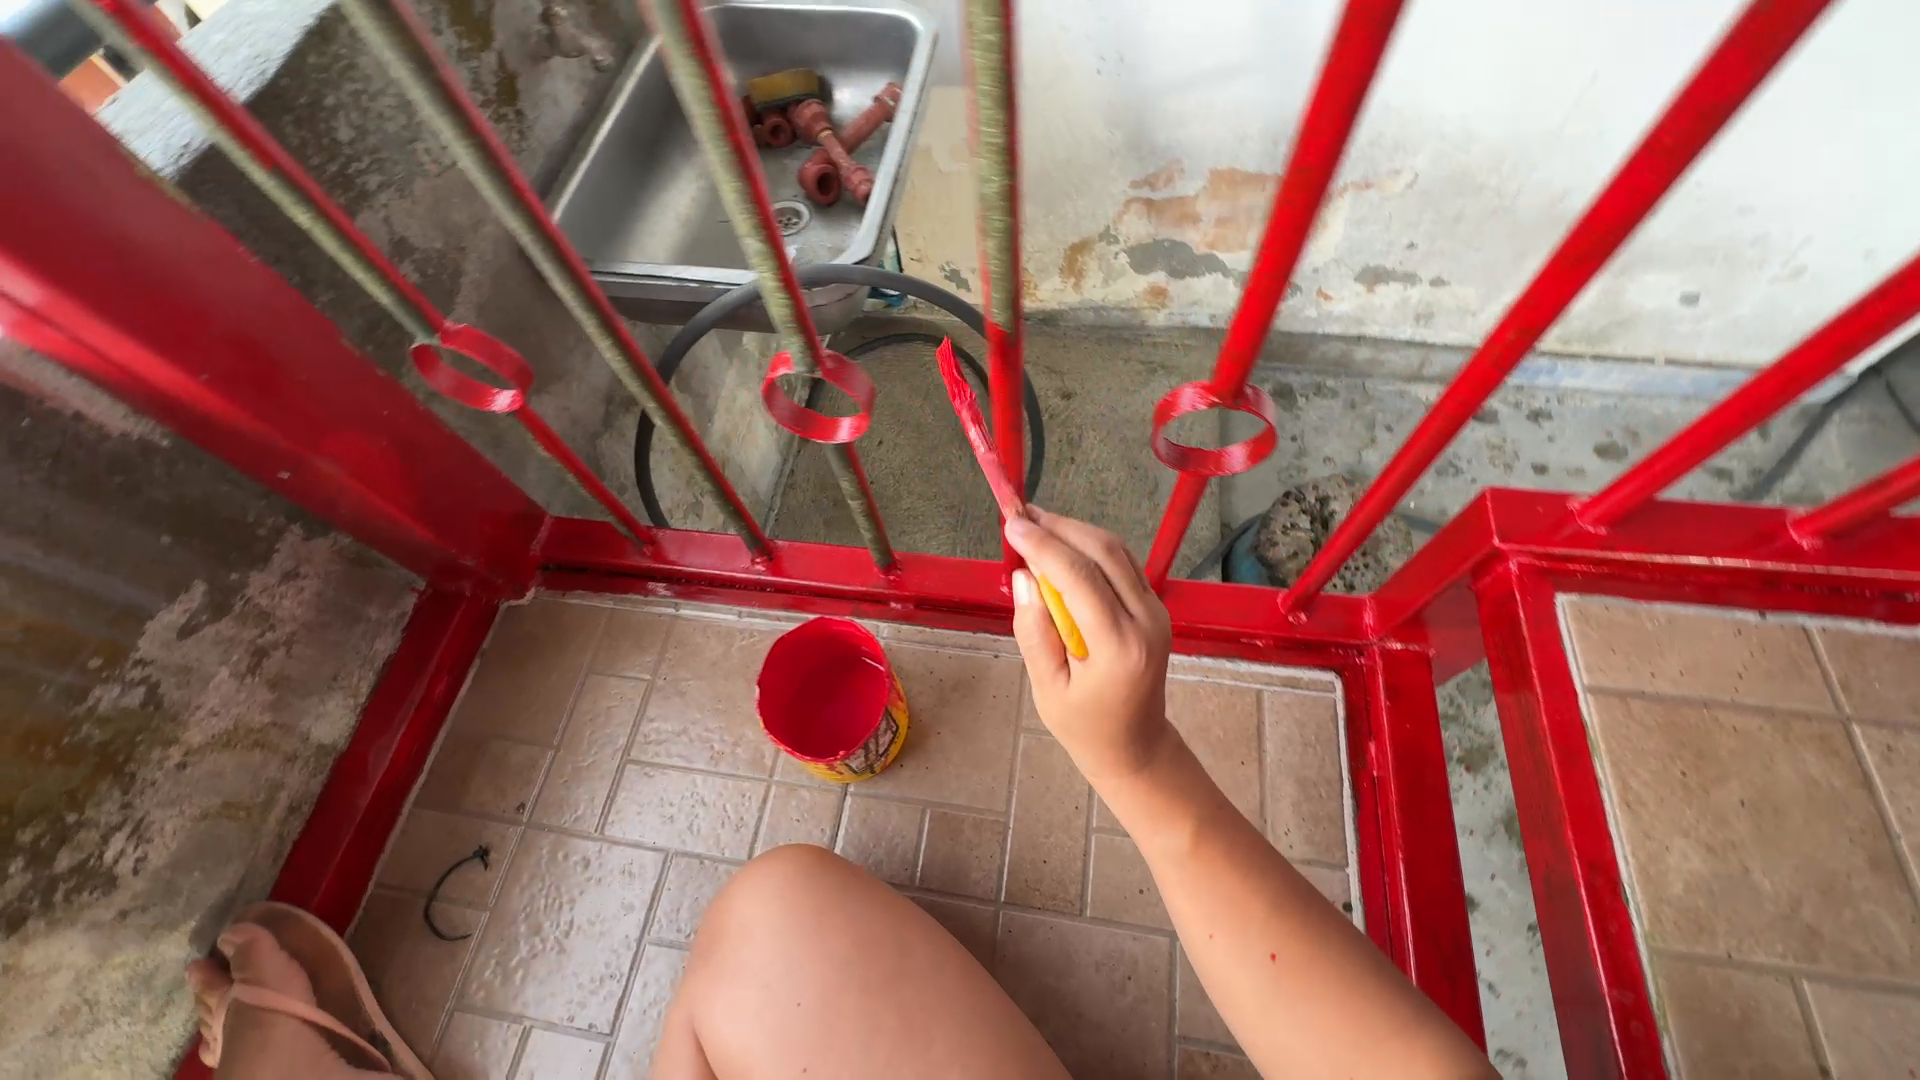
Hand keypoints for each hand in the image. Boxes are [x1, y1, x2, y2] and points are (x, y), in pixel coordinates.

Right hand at [1003, 507, 1174, 784]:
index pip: (1080, 578)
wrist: (1136, 746)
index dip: (1044, 545)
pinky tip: (1061, 544)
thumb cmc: (1084, 726)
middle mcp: (1146, 620)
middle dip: (1059, 527)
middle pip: (1104, 552)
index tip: (1012, 524)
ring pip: (1116, 550)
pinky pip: (1123, 563)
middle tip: (1019, 516)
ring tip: (1034, 524)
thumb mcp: (1046, 689)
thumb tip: (1024, 577)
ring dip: (1074, 531)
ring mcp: (1156, 611)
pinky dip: (1090, 546)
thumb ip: (1034, 631)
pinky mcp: (1155, 606)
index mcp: (1119, 647)